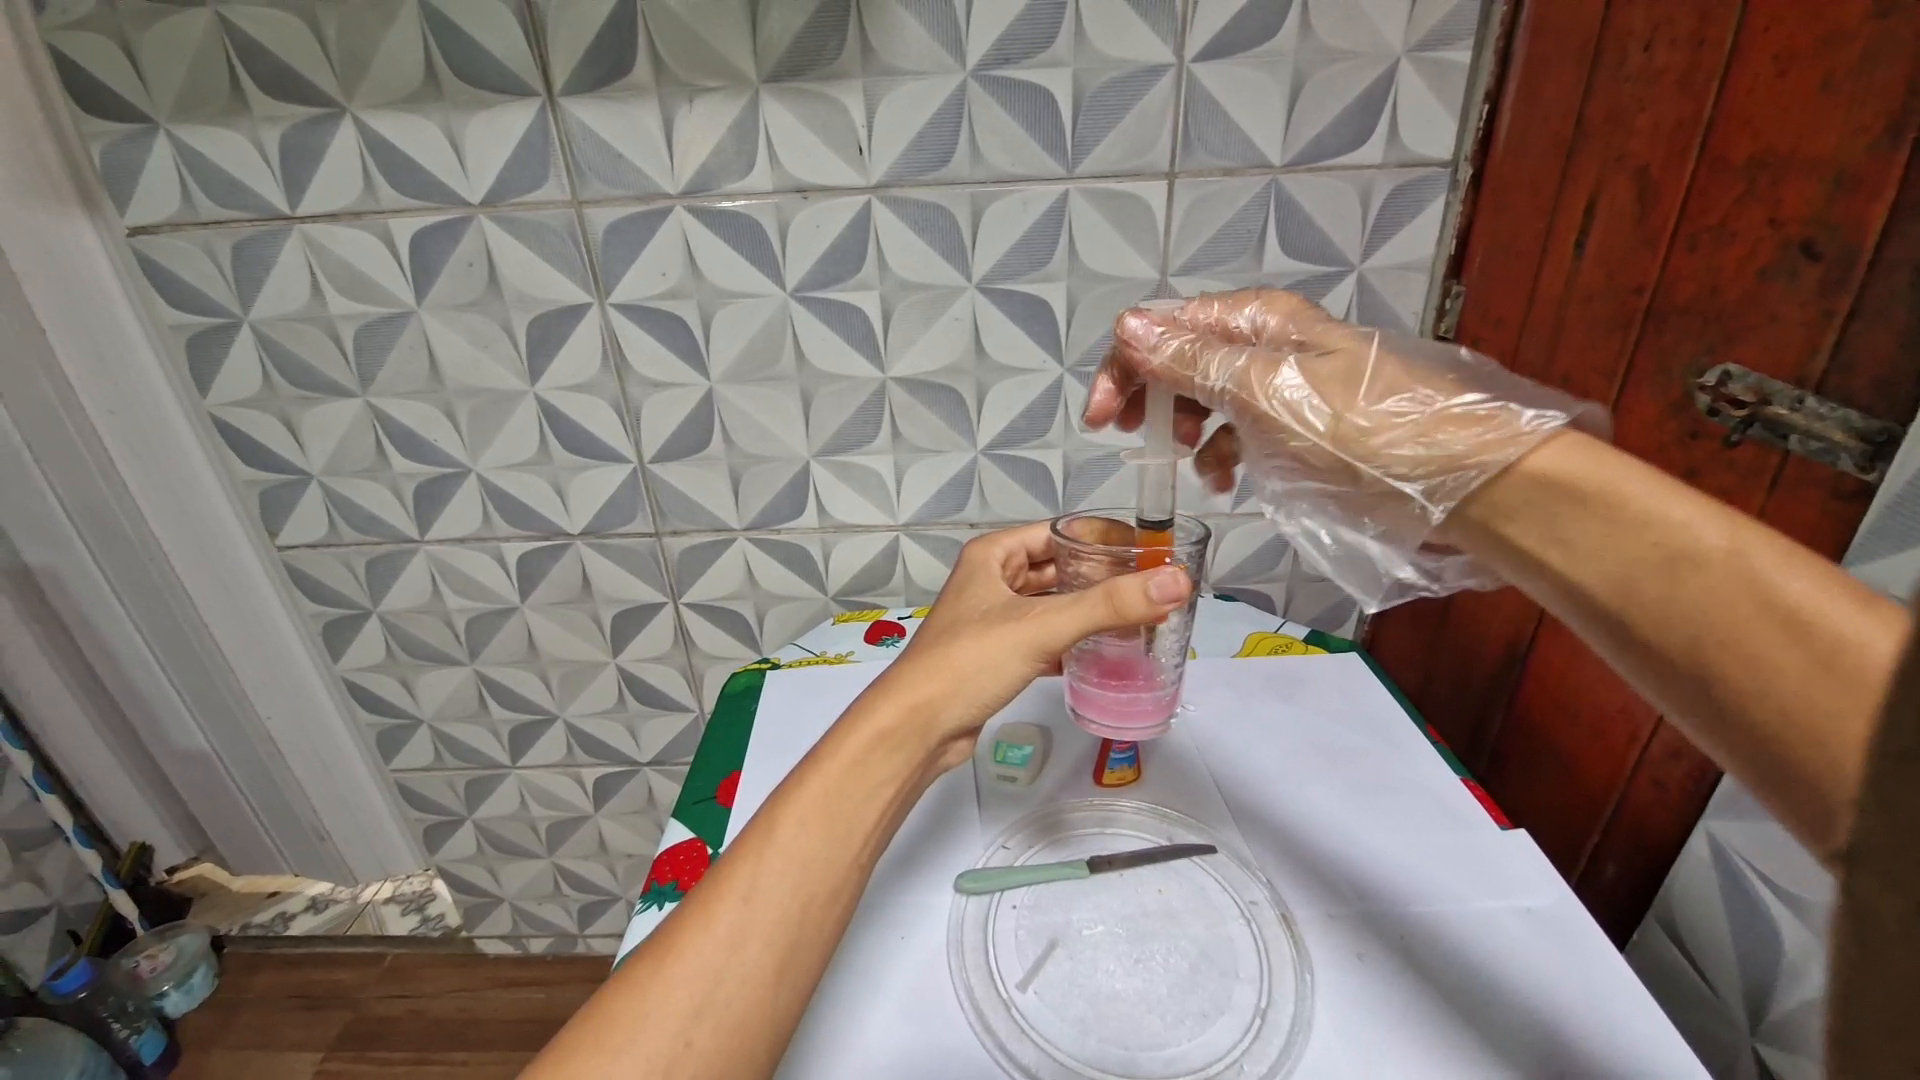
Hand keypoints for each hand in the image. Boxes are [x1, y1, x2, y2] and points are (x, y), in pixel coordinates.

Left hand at [867, 522, 1191, 769]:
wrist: (917, 727)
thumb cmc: (970, 661)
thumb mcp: (1042, 625)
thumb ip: (1109, 604)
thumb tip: (1177, 581)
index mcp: (993, 555)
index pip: (1059, 532)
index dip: (1103, 538)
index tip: (1151, 551)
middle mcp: (992, 581)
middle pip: (1058, 569)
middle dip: (1101, 578)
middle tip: (1155, 589)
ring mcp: (992, 620)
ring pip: (1051, 606)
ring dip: (1088, 612)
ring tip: (1140, 619)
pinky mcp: (996, 657)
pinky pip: (1043, 639)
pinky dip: (1071, 644)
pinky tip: (1105, 654)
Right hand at [1083, 288, 1604, 608]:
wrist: (1458, 478)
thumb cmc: (1360, 430)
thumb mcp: (1266, 391)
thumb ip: (1194, 361)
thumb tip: (1127, 324)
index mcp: (1255, 320)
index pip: (1164, 327)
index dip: (1124, 367)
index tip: (1101, 420)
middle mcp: (1264, 343)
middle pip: (1179, 359)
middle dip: (1150, 397)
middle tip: (1135, 437)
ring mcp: (1280, 387)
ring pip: (1204, 397)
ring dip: (1185, 429)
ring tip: (1195, 464)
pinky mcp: (1296, 427)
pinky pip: (1237, 431)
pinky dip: (1221, 454)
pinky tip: (1227, 479)